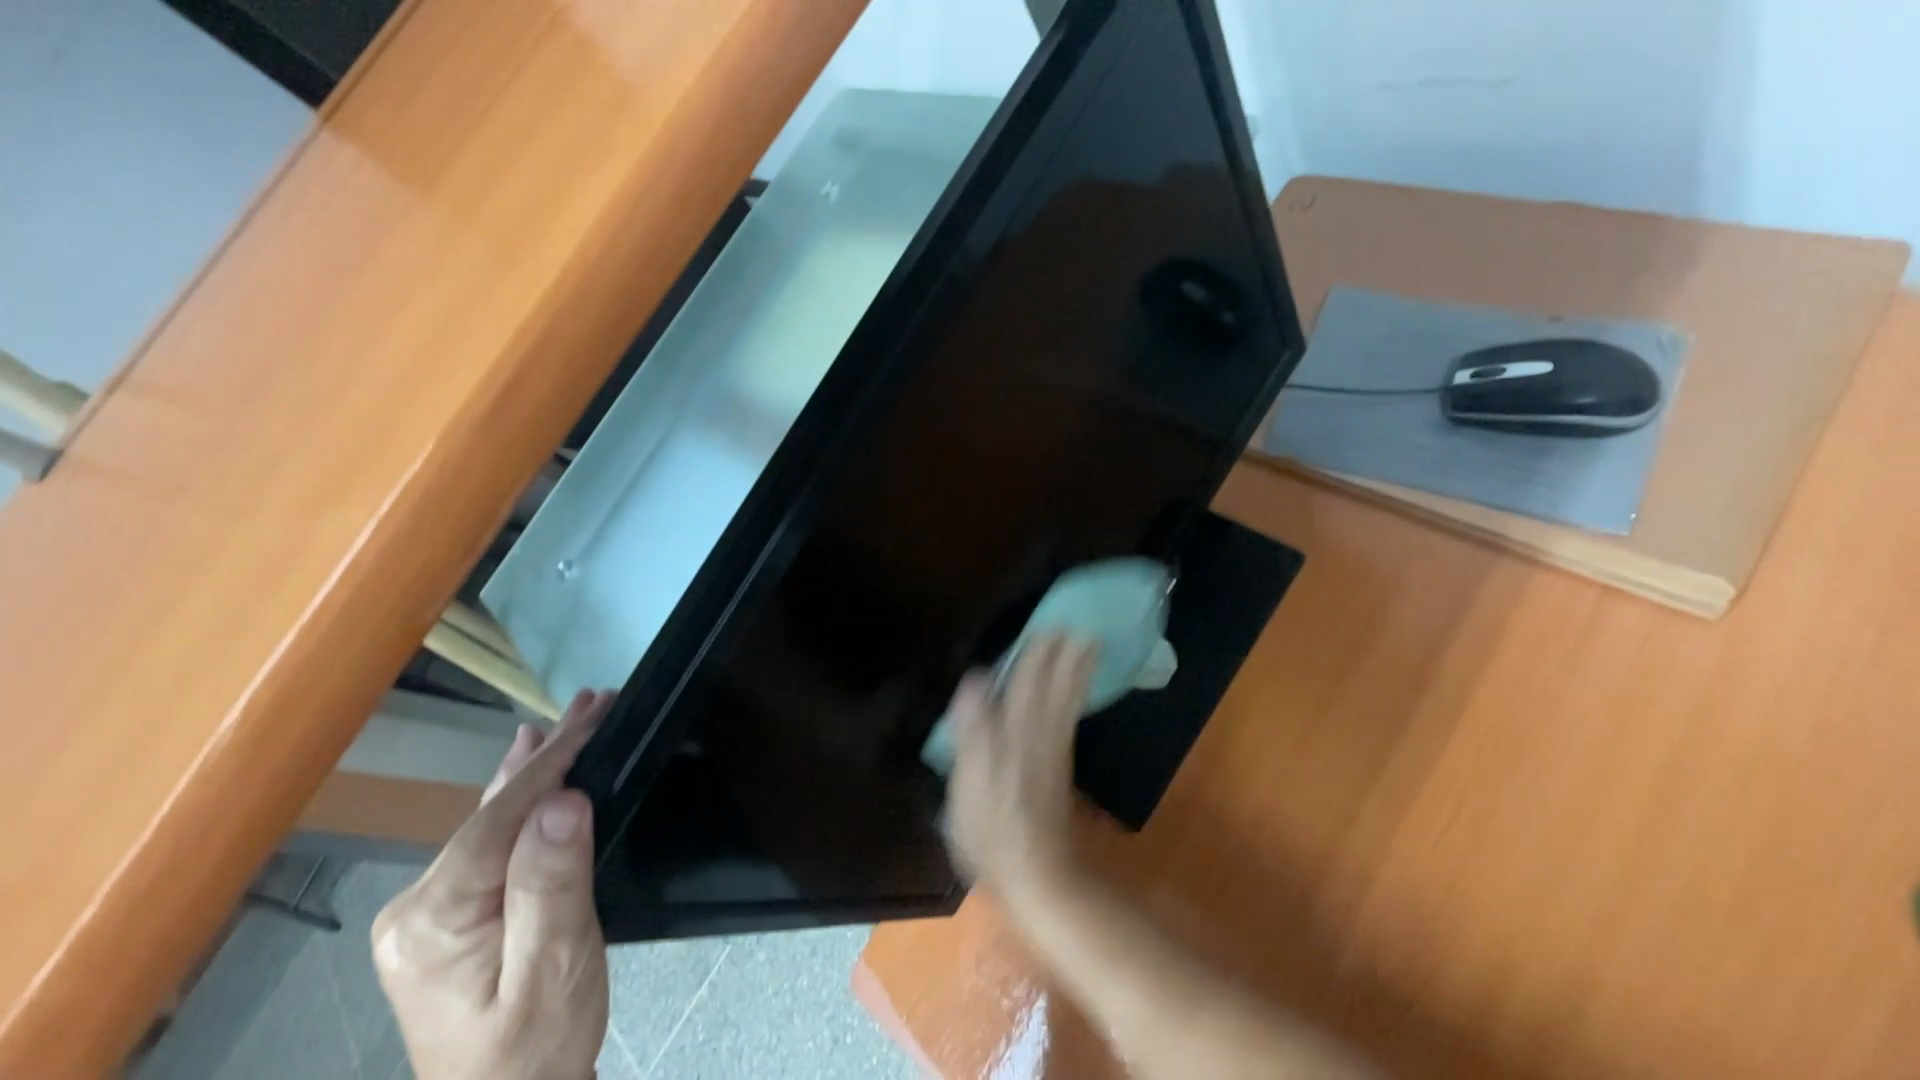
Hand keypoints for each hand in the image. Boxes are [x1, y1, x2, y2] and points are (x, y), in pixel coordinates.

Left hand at [372, 690, 613, 1079]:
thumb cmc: (537, 1051)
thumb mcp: (554, 974)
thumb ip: (552, 888)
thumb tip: (562, 803)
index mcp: (433, 921)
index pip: (496, 822)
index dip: (548, 767)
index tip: (594, 720)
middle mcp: (415, 907)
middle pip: (489, 815)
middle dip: (546, 756)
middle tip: (595, 703)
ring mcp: (426, 912)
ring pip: (488, 824)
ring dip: (534, 771)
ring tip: (568, 720)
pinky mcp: (445, 918)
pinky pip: (487, 846)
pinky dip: (516, 802)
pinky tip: (523, 764)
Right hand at [943, 635, 1097, 890]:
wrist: (1036, 873)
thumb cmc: (991, 831)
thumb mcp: (969, 783)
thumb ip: (973, 729)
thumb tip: (975, 679)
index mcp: (1013, 735)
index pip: (1025, 684)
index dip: (1036, 653)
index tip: (1050, 621)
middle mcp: (1038, 735)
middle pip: (1054, 687)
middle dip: (1065, 655)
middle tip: (1080, 623)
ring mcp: (1052, 752)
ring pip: (1067, 701)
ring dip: (1076, 671)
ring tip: (1090, 644)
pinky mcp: (1058, 768)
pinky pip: (1069, 718)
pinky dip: (1075, 697)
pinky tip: (1075, 692)